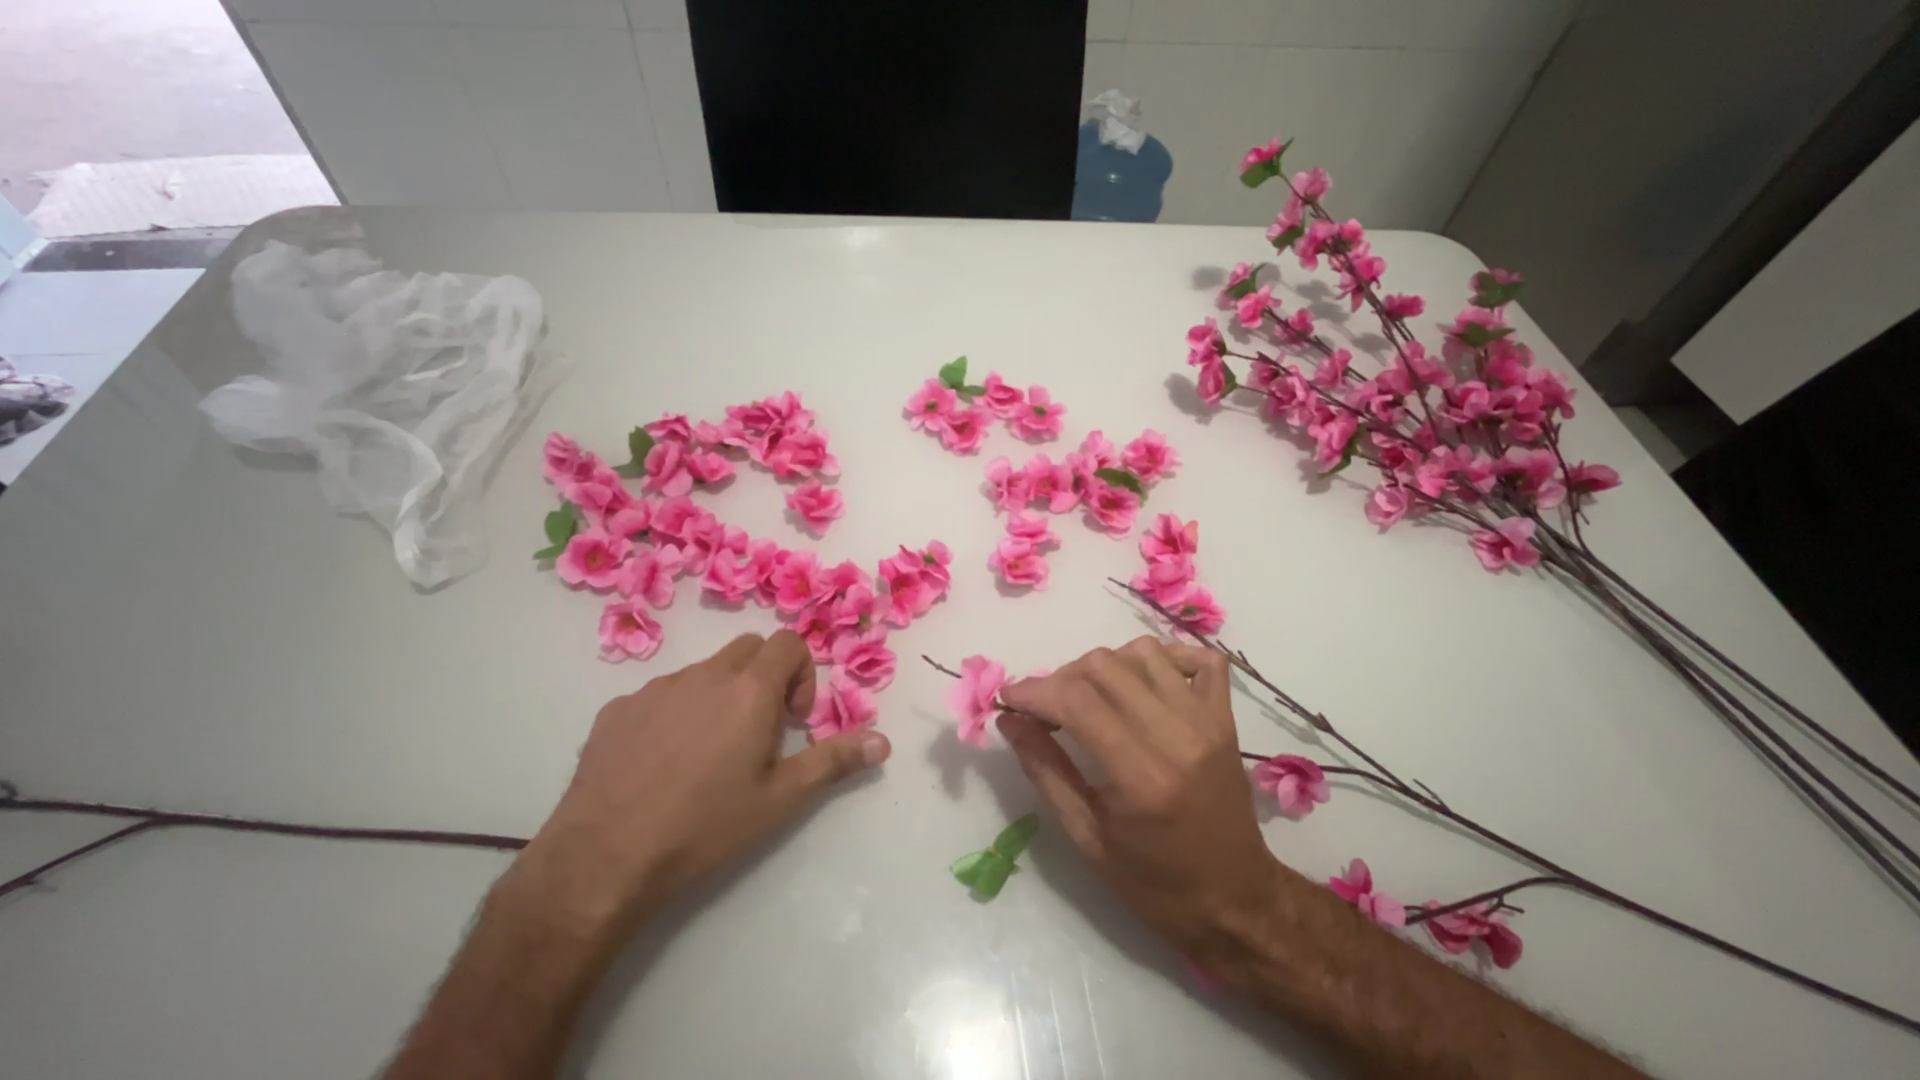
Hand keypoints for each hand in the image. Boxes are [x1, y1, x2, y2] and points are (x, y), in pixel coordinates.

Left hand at [505, 631, 890, 940]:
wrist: (607, 854)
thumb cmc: (707, 825)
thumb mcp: (782, 798)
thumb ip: (834, 760)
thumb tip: (883, 741)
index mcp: (749, 689)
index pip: (789, 643)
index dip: (801, 677)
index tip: (792, 723)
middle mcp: (703, 674)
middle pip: (747, 650)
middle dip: (763, 679)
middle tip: (758, 734)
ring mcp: (655, 688)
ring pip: (702, 672)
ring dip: (719, 697)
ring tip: (708, 756)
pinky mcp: (617, 709)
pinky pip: (660, 696)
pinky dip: (675, 715)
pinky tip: (662, 766)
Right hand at [997, 636, 1282, 954]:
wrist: (1234, 900)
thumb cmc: (1154, 883)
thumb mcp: (1087, 837)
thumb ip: (1046, 770)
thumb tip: (1009, 720)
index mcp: (1141, 776)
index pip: (1077, 701)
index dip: (1033, 691)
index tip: (1007, 699)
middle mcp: (1177, 736)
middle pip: (1104, 666)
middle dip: (1061, 678)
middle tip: (1045, 709)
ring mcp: (1207, 722)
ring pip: (1144, 652)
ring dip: (1105, 665)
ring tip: (1089, 698)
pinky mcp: (1226, 719)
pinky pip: (1200, 659)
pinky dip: (1165, 659)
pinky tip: (1141, 684)